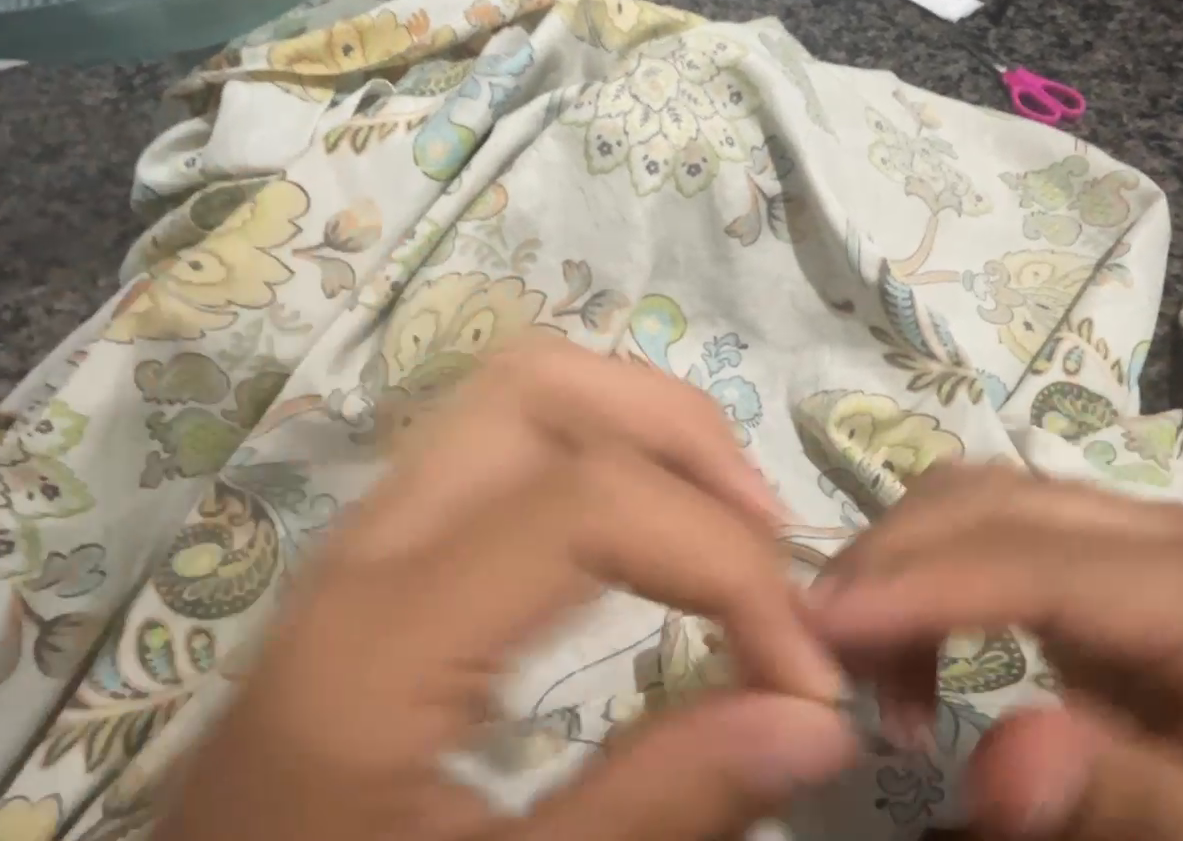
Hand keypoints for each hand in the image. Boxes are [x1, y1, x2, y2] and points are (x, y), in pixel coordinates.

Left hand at [155, 339, 854, 840]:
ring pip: (517, 392)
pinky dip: (598, 449)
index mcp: (380, 639)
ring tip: (721, 522)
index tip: (802, 673)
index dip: (729, 566)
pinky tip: (643, 531)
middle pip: (538, 385)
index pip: (590, 504)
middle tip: (765, 538)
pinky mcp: (383, 548)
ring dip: (640, 427)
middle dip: (681, 434)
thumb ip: (659, 805)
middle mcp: (366, 546)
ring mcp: (366, 532)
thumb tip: (817, 719)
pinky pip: (501, 441)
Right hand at [808, 466, 1182, 840]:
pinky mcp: (1095, 553)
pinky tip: (917, 651)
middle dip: (889, 561)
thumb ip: (1138, 807)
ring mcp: (1125, 533)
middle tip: (821, 656)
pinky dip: (921, 572)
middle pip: (990, 500)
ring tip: (873, 672)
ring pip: (972, 498)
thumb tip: (997, 760)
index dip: (920, 585)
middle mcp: (1163, 532)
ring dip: (898, 563)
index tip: (818, 626)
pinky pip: (980, 529)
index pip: (1038, 562)